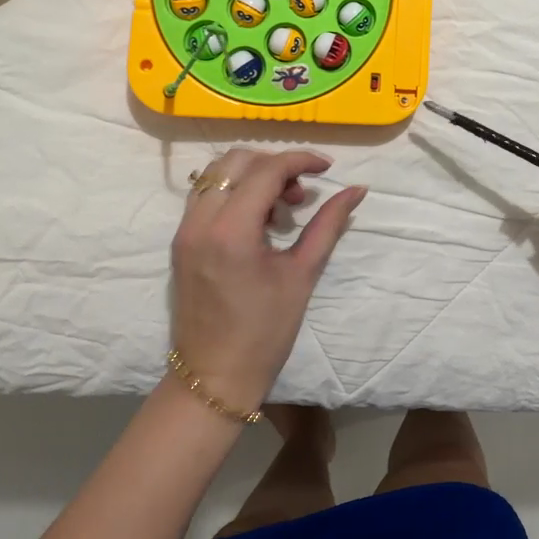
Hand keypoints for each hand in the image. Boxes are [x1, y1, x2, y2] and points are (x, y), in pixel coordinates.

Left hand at [170, 149, 365, 412]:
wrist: (213, 378)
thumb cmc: (264, 332)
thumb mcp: (302, 274)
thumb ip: (328, 224)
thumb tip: (357, 190)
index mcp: (231, 231)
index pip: (266, 170)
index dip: (300, 160)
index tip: (327, 168)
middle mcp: (200, 221)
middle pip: (237, 161)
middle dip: (274, 165)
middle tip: (301, 193)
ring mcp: (185, 230)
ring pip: (216, 173)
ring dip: (252, 175)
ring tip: (280, 207)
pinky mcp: (180, 240)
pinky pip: (205, 195)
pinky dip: (233, 192)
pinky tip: (257, 219)